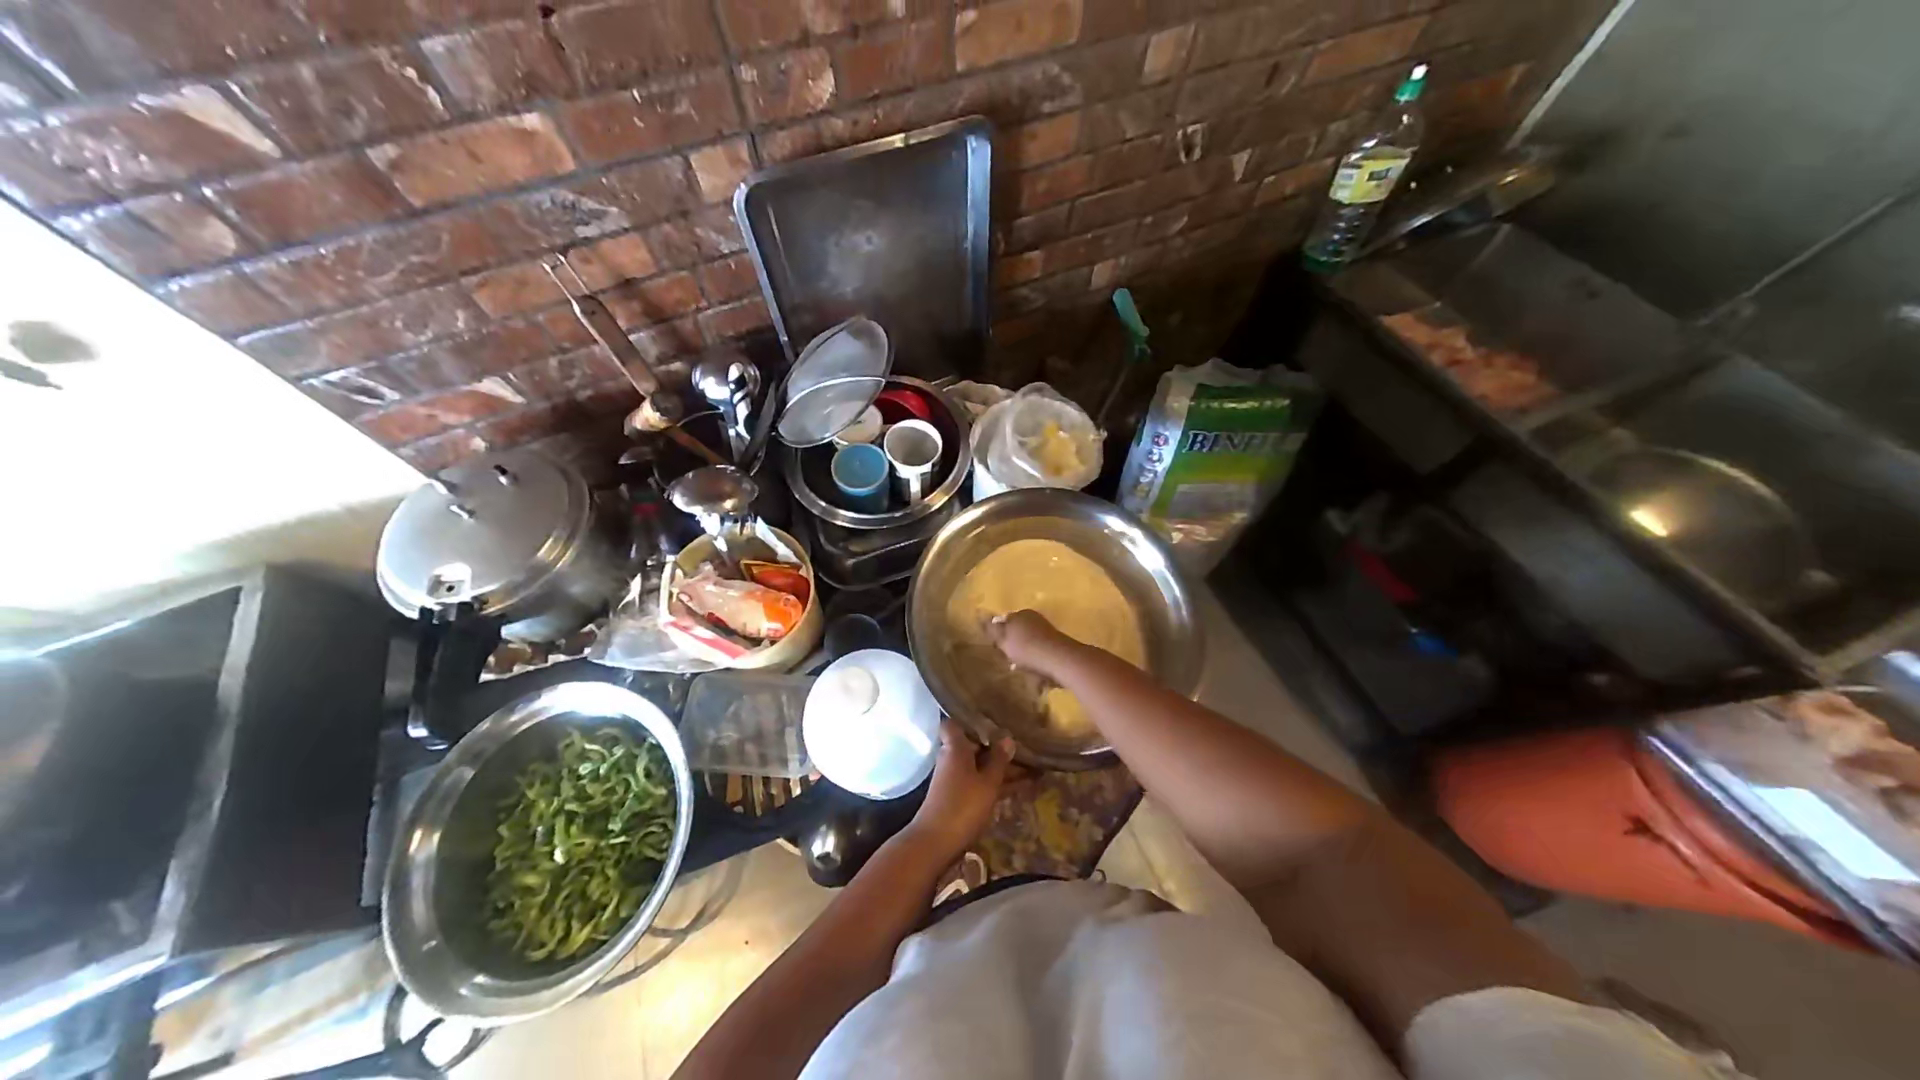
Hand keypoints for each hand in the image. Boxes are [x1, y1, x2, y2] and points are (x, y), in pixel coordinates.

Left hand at [905, 720, 1014, 859]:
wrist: (936, 843)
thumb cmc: (963, 805)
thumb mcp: (988, 782)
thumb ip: (999, 760)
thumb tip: (1007, 738)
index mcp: (955, 747)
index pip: (954, 723)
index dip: (970, 719)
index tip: (991, 717)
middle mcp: (952, 759)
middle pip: (974, 745)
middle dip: (998, 746)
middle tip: (1025, 744)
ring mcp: (955, 779)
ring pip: (981, 766)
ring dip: (1003, 767)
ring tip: (1034, 767)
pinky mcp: (960, 797)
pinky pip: (982, 783)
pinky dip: (998, 783)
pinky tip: (1022, 786)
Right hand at [984, 609, 1076, 676]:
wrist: (1059, 660)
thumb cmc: (1027, 648)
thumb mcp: (1004, 639)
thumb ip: (993, 629)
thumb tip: (984, 617)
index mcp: (1022, 614)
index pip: (1006, 620)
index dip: (1000, 633)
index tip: (997, 646)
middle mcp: (1036, 620)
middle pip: (1020, 632)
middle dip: (1014, 644)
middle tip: (1007, 658)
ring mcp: (1049, 633)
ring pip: (1031, 643)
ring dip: (1025, 655)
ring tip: (1020, 669)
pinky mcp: (1058, 647)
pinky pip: (1042, 654)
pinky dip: (1037, 662)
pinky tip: (1034, 674)